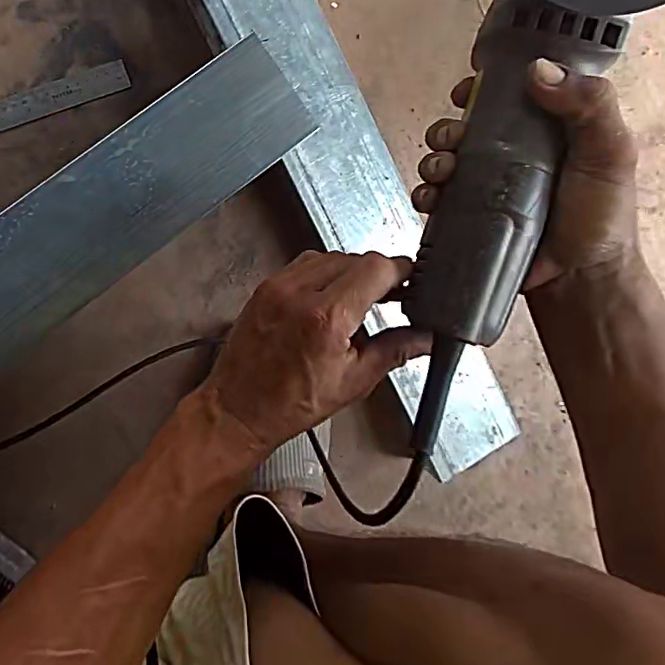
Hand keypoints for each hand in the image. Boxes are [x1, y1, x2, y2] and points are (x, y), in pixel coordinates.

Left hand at [197, 251, 430, 458]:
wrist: (239, 407)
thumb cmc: (288, 403)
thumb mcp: (354, 381)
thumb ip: (395, 350)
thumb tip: (425, 337)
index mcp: (326, 317)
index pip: (375, 268)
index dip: (400, 271)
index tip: (409, 279)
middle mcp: (299, 294)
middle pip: (355, 259)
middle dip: (377, 275)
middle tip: (389, 297)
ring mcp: (278, 286)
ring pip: (329, 256)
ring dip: (350, 271)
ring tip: (357, 300)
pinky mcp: (265, 287)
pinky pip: (303, 264)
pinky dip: (323, 273)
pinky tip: (328, 297)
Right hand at [411, 58, 638, 292]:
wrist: (580, 279)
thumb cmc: (602, 217)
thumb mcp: (610, 152)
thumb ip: (589, 104)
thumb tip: (539, 70)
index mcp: (542, 130)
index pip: (504, 97)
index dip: (481, 89)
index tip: (470, 90)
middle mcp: (508, 155)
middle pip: (463, 127)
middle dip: (447, 127)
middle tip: (453, 138)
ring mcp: (484, 187)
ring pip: (443, 159)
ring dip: (433, 158)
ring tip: (442, 170)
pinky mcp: (467, 216)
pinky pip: (435, 197)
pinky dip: (424, 193)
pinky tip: (431, 197)